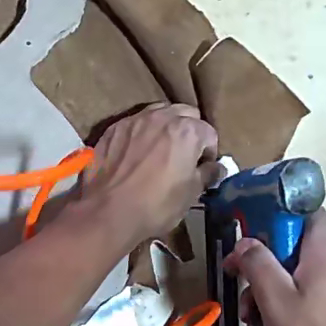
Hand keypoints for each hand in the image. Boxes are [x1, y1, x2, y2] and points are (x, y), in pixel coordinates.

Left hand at [76, 103, 220, 244]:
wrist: (109, 212)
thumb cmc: (157, 204)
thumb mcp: (191, 194)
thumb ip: (207, 174)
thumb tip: (217, 167)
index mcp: (187, 130)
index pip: (209, 133)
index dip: (209, 153)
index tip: (202, 169)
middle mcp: (162, 117)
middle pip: (185, 114)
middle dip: (189, 131)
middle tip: (184, 156)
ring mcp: (135, 120)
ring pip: (158, 113)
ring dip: (165, 127)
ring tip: (160, 150)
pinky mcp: (113, 128)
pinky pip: (135, 124)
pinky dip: (141, 134)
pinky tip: (136, 154)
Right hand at [223, 210, 325, 325]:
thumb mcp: (276, 301)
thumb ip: (258, 264)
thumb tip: (246, 242)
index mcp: (325, 254)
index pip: (307, 211)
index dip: (277, 213)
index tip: (250, 231)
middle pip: (296, 248)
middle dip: (264, 265)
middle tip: (241, 285)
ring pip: (298, 277)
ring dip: (270, 292)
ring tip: (253, 320)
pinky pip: (309, 298)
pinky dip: (287, 308)